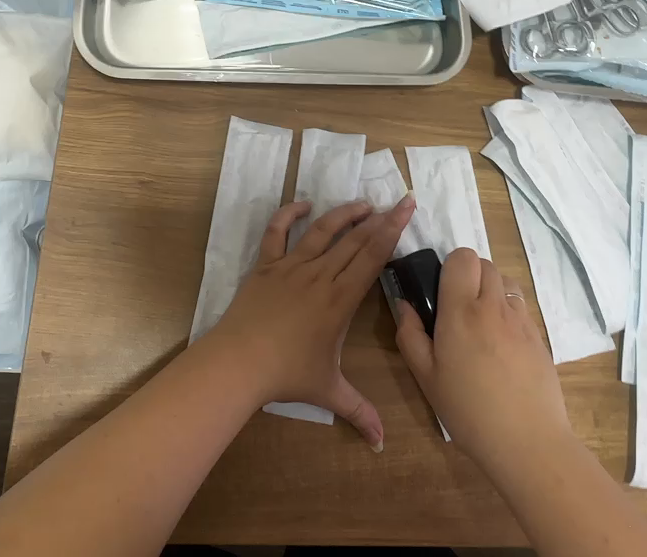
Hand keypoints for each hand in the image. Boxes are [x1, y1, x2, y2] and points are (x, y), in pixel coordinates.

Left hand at [200, 195, 414, 449]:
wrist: (239, 362)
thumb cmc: (286, 375)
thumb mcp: (328, 392)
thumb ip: (358, 412)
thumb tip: (381, 444)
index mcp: (340, 299)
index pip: (373, 257)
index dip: (392, 230)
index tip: (407, 208)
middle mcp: (320, 275)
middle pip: (354, 239)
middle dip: (379, 218)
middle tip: (397, 202)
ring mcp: (291, 266)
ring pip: (322, 231)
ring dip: (344, 214)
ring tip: (362, 204)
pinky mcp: (265, 265)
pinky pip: (277, 232)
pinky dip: (288, 214)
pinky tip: (303, 205)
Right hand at [394, 248, 572, 472]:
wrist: (528, 442)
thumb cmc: (468, 411)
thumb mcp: (426, 378)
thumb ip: (410, 335)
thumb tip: (405, 305)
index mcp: (462, 311)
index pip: (462, 257)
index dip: (450, 266)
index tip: (441, 291)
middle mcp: (493, 306)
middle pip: (485, 263)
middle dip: (470, 276)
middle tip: (457, 308)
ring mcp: (521, 320)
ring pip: (505, 282)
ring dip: (491, 291)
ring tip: (481, 324)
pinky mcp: (539, 336)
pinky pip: (520, 307)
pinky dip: (508, 313)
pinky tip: (501, 347)